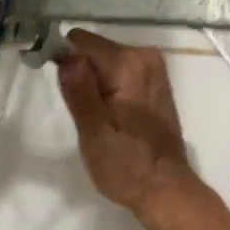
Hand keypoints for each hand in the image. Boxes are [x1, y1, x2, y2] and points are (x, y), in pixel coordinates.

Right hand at [54, 29, 200, 215]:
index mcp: (128, 65)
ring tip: (97, 118)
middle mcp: (144, 56)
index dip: (64, 63)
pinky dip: (109, 89)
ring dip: (94, 86)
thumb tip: (67, 56)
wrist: (165, 188)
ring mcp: (153, 67)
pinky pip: (119, 72)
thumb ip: (80, 93)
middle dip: (81, 77)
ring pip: (104, 61)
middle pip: (93, 49)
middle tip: (85, 115)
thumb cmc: (127, 167)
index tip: (64, 94)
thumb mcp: (94, 135)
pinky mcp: (154, 80)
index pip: (80, 41)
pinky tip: (113, 116)